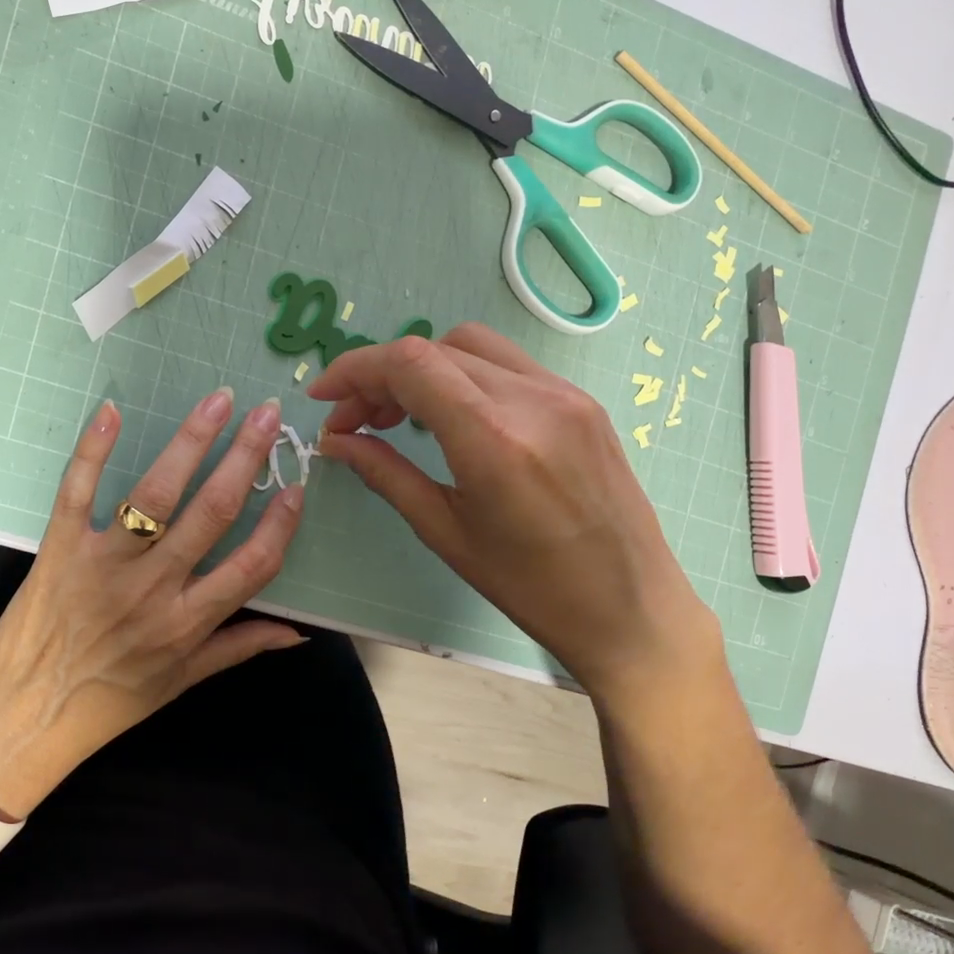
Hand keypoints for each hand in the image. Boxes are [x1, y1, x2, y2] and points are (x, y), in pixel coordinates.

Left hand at [0, 389, 305, 818]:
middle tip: (268, 414)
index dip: (280, 523)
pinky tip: (112, 410)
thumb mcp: (179, 684)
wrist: (26, 718)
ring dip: (190, 442)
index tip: (296, 485)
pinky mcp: (59, 550)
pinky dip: (93, 450)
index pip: (253, 564)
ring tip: (218, 401)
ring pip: (156, 494)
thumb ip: (237, 649)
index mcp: (188, 623)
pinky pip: (77, 492)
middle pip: (212, 513)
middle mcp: (154, 588)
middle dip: (245, 458)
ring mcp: (104, 565)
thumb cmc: (106, 704)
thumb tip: (297, 632)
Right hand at [307, 324, 719, 701]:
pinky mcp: (582, 401)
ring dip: (421, 370)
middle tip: (354, 424)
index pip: (409, 364)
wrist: (630, 606)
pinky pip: (506, 365)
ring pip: (471, 346)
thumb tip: (336, 443)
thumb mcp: (443, 531)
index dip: (354, 370)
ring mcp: (564, 394)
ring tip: (398, 418)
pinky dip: (462, 376)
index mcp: (492, 438)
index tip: (323, 399)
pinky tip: (450, 418)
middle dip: (379, 377)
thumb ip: (385, 474)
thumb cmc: (529, 586)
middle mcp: (531, 399)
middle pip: (434, 349)